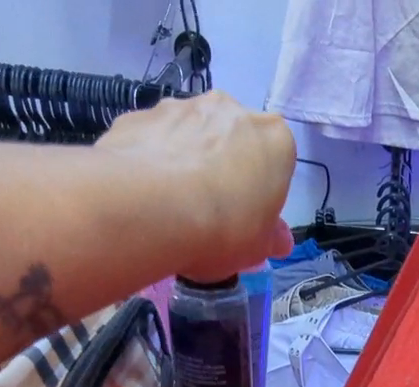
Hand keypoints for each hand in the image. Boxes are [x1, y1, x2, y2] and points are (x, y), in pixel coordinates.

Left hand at [99, 92, 297, 281]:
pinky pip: (154, 140)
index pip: (277, 160)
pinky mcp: (139, 115)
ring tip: (174, 205)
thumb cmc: (225, 227)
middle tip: (214, 211)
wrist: (151, 208)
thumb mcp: (259, 248)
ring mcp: (181, 107)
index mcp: (274, 139)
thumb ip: (270, 237)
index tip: (251, 214)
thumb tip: (279, 238)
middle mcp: (231, 110)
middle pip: (233, 140)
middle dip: (226, 166)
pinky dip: (153, 161)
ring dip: (188, 160)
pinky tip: (146, 195)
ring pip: (192, 135)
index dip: (263, 189)